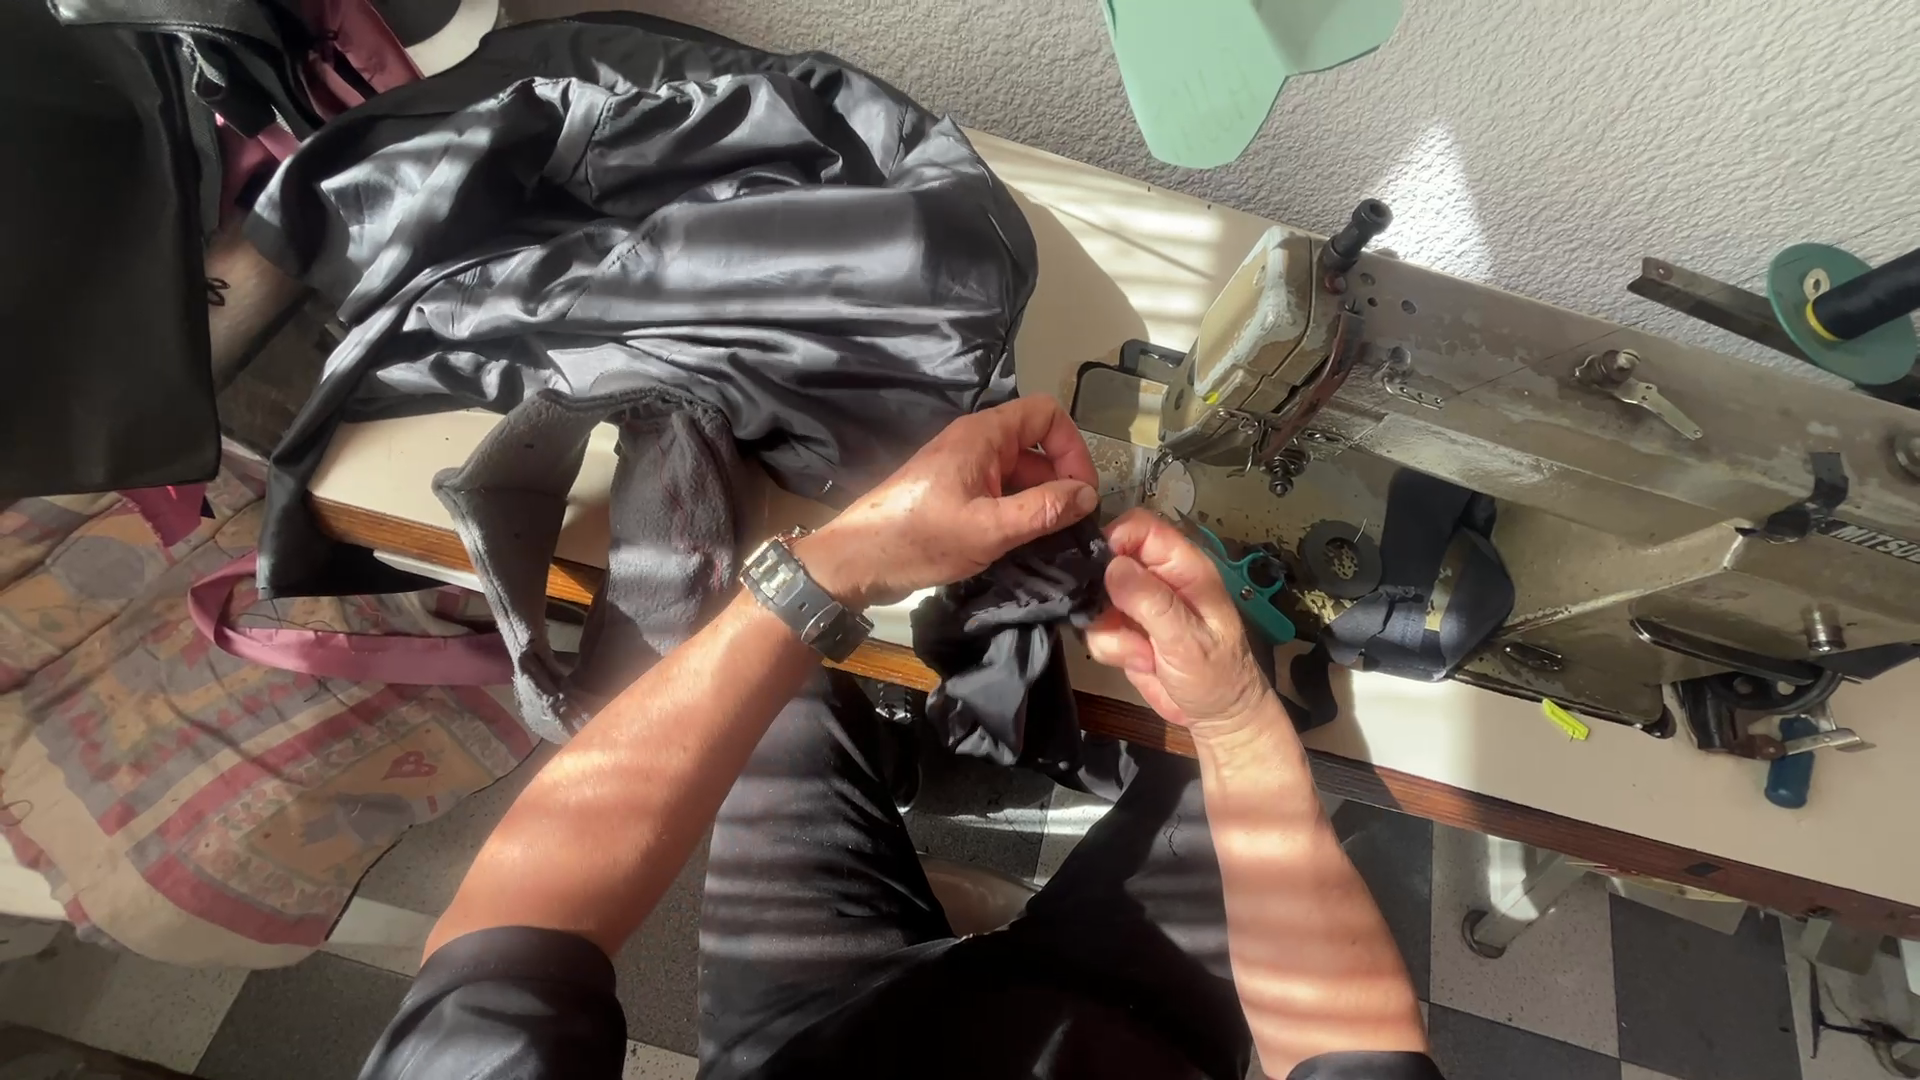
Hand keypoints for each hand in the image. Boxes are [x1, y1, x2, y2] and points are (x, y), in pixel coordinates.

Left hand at [792, 396, 1098, 607]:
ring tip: (1050, 541)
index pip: (1046, 414)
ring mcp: (963, 469)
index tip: (1081, 492)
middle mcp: (975, 443)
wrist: (857, 561)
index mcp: (983, 435)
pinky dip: (1016, 513)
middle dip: (1059, 482)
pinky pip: (999, 494)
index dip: (1072, 447)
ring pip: (1018, 475)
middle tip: (1071, 527)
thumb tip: (1088, 495)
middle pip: (1036, 447)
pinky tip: (1021, 544)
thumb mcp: (988, 529)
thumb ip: (1042, 510)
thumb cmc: (919, 538)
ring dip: (1039, 503)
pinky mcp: (954, 494)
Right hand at [1083, 508, 1274, 741]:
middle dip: (1102, 591)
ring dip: (1109, 628)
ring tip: (1141, 652)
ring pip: (1095, 597)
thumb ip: (1152, 603)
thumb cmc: (1218, 676)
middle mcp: (1156, 578)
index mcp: (1183, 567)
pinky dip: (1110, 648)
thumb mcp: (1189, 640)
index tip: (1101, 570)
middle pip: (1107, 559)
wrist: (1217, 717)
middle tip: (1115, 619)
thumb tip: (1113, 566)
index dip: (1115, 539)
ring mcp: (1136, 604)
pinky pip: (1095, 627)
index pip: (1140, 527)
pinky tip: (1140, 661)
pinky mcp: (1122, 629)